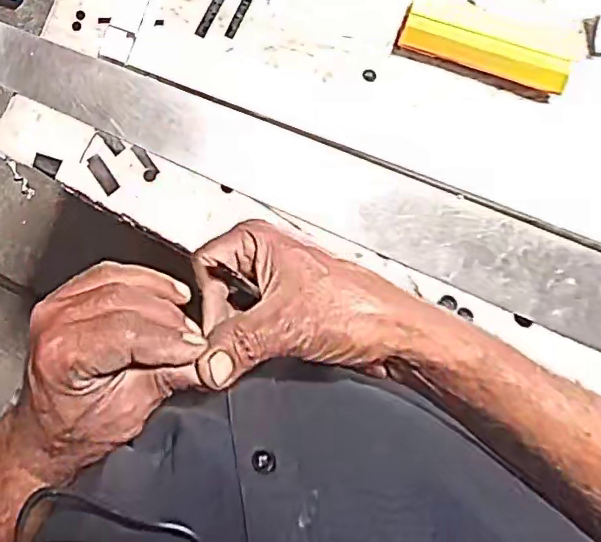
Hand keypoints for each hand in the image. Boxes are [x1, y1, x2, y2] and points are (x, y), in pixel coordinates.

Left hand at [0, 262, 207, 483]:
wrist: (43, 431)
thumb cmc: (75, 432)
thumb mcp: (127, 414)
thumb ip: (164, 379)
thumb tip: (201, 362)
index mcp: (61, 354)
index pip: (125, 331)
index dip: (167, 338)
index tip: (197, 347)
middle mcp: (53, 321)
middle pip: (122, 300)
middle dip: (167, 316)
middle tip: (195, 335)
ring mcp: (56, 303)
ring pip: (117, 279)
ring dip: (157, 291)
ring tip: (183, 310)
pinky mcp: (65, 293)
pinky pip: (108, 273)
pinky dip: (139, 279)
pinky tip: (160, 291)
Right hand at [192, 220, 433, 388]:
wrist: (397, 336)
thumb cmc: (359, 308)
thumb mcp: (284, 324)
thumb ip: (237, 344)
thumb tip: (205, 363)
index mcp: (255, 237)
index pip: (202, 265)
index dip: (207, 303)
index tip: (215, 334)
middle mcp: (262, 254)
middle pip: (215, 289)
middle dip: (222, 323)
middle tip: (230, 349)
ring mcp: (273, 281)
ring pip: (233, 310)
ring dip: (238, 335)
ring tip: (255, 348)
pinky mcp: (283, 307)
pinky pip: (250, 324)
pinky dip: (250, 343)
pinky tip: (265, 353)